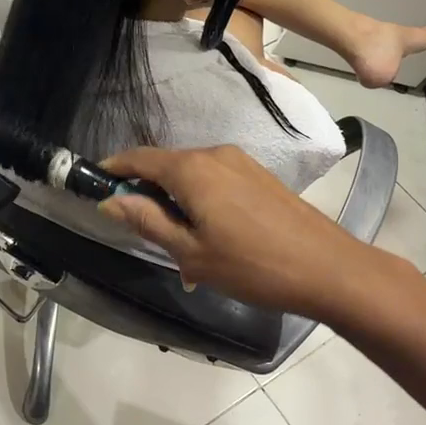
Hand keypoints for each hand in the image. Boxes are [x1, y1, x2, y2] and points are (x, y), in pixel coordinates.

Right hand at [99, 145, 392, 318]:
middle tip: (138, 227)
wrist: (331, 270)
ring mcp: (240, 162)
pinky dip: (200, 198)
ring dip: (175, 198)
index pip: (138, 158)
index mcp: (191, 169)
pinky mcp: (259, 175)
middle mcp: (213, 154)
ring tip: (179, 241)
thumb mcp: (191, 253)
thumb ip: (147, 221)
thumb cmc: (253, 266)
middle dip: (145, 190)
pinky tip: (210, 234)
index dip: (113, 169)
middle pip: (165, 164)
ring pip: (191, 173)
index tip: (94, 185)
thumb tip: (109, 202)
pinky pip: (215, 179)